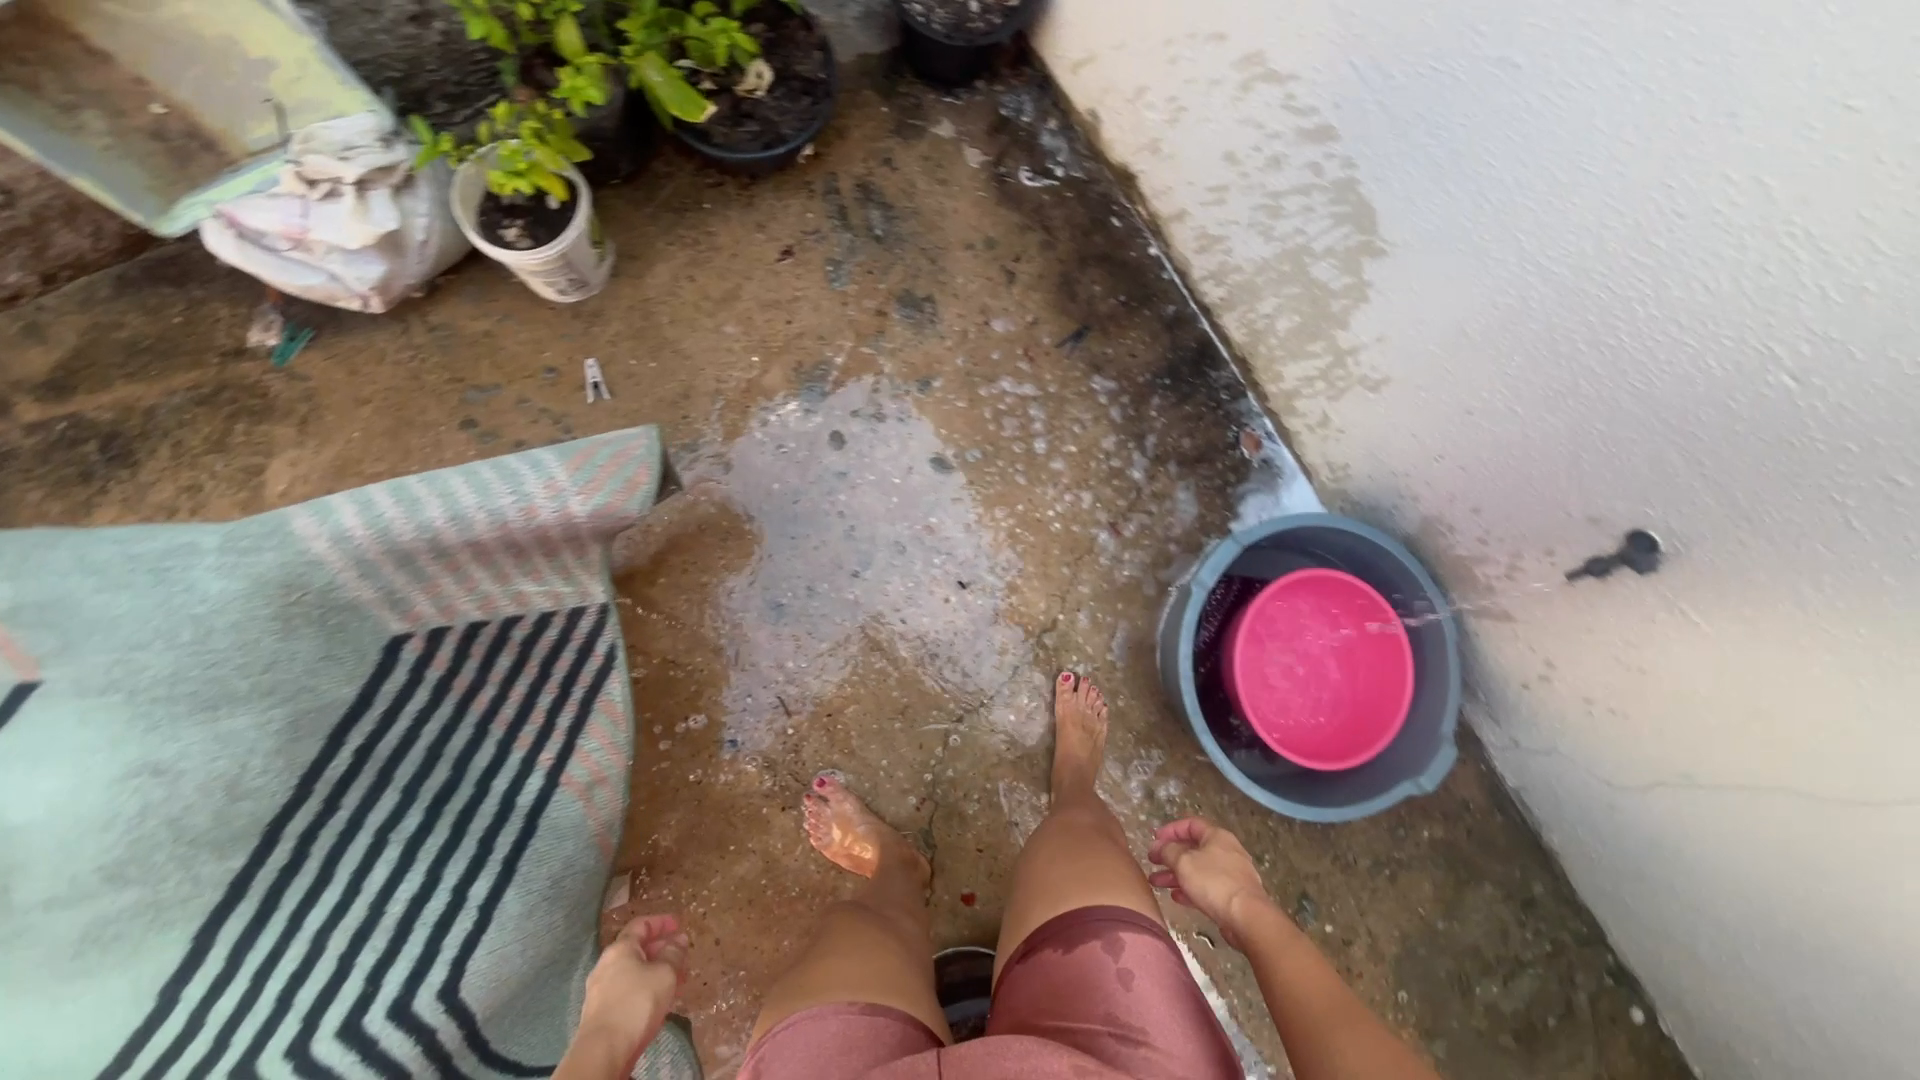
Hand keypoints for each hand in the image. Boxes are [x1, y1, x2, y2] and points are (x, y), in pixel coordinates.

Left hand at [574, 913, 689, 1071]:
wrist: (604, 1050)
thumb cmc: (637, 1002)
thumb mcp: (664, 973)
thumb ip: (674, 954)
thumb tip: (679, 940)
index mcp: (620, 949)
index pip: (641, 925)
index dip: (662, 922)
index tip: (679, 925)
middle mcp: (606, 965)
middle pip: (636, 948)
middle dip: (661, 949)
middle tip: (682, 954)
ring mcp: (600, 989)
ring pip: (633, 971)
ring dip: (655, 970)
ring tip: (677, 979)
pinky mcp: (601, 1011)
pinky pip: (627, 989)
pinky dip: (645, 987)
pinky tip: (658, 1000)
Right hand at [1147, 818, 1272, 948]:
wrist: (1247, 917)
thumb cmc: (1213, 882)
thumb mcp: (1183, 862)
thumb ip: (1167, 851)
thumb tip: (1159, 846)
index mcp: (1217, 836)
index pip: (1191, 824)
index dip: (1171, 830)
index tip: (1155, 839)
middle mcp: (1226, 851)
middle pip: (1193, 848)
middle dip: (1170, 856)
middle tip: (1153, 862)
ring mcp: (1231, 874)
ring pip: (1198, 870)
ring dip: (1176, 874)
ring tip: (1156, 882)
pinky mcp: (1233, 895)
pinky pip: (1207, 887)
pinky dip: (1190, 889)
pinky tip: (1176, 897)